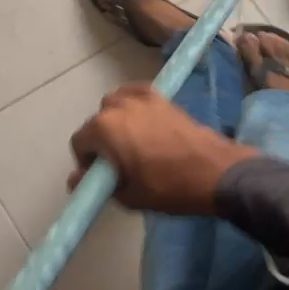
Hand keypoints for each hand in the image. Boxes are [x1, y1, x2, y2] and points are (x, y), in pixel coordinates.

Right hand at [69, 84, 258, 215]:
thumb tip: (74, 181)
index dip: (87, 161)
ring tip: (133, 141)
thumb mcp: (130, 195)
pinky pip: (133, 93)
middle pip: (96, 121)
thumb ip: (99, 185)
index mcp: (103, 129)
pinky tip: (142, 119)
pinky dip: (131, 103)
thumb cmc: (168, 187)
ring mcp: (137, 97)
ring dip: (116, 120)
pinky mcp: (157, 95)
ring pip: (114, 104)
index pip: (79, 141)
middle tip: (121, 162)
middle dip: (102, 140)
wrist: (214, 171)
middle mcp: (115, 106)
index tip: (104, 174)